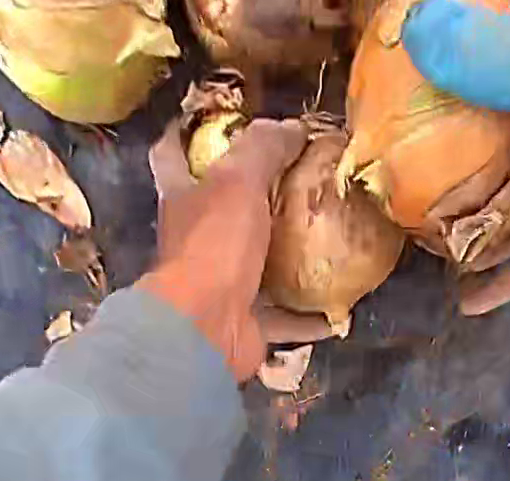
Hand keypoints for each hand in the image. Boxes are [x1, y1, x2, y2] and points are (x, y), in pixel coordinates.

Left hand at [138, 118, 307, 380]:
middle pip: (224, 216)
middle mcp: (199, 245)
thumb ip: (264, 149)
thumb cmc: (215, 246)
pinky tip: (337, 308)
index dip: (185, 134)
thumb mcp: (239, 181)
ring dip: (290, 265)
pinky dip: (309, 317)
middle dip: (257, 204)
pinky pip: (284, 319)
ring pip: (259, 270)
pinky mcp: (247, 324)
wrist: (206, 328)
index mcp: (184, 201)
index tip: (217, 123)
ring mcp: (222, 288)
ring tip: (327, 248)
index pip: (171, 155)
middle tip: (300, 188)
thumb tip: (293, 127)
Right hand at [401, 0, 509, 312]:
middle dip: (453, 159)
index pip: (504, 78)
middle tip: (402, 171)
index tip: (407, 93)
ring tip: (424, 235)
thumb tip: (425, 28)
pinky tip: (462, 300)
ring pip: (502, 209)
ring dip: (467, 224)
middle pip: (496, 147)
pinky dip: (493, 284)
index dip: (458, 82)